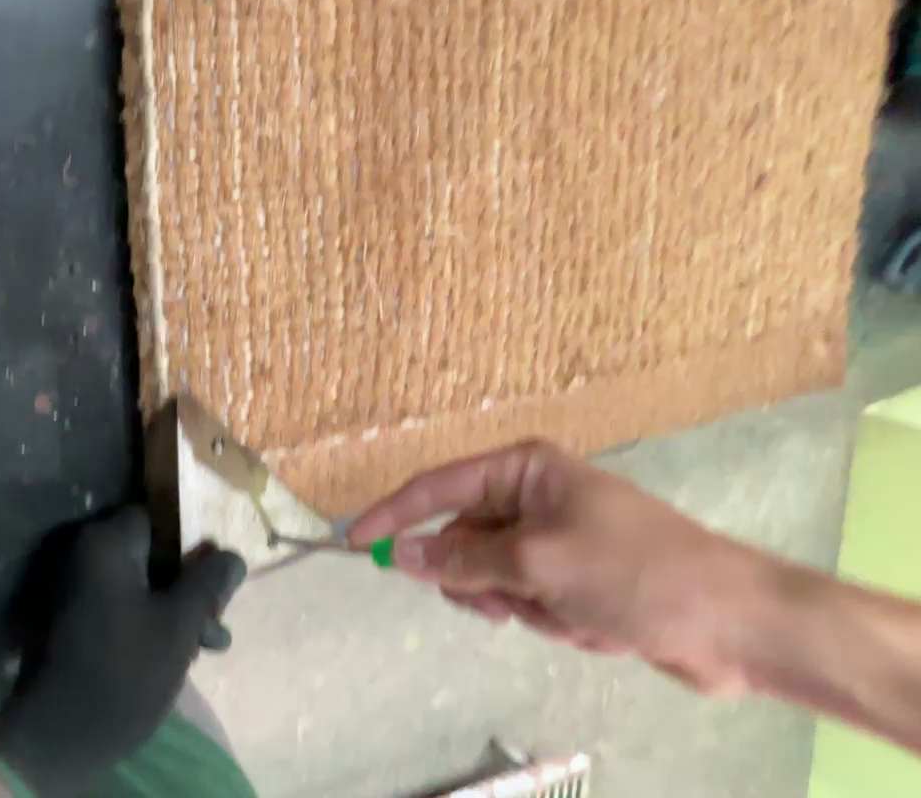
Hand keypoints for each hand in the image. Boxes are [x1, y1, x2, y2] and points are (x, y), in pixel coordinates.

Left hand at [0, 507, 245, 795]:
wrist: (60, 731)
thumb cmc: (125, 669)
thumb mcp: (179, 626)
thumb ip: (207, 585)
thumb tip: (232, 556)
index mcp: (104, 542)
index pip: (154, 519)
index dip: (188, 546)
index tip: (214, 581)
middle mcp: (82, 552)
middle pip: (147, 554)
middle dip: (186, 587)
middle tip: (216, 627)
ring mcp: (72, 585)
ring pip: (135, 584)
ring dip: (171, 609)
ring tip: (206, 649)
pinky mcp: (70, 616)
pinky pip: (116, 604)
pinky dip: (144, 621)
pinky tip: (175, 655)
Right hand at [350, 440, 771, 693]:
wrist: (743, 627)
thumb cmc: (634, 572)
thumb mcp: (536, 563)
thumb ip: (460, 558)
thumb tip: (400, 554)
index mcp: (521, 470)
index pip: (434, 488)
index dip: (391, 515)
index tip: (354, 543)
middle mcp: (528, 497)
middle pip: (459, 537)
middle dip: (476, 578)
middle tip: (497, 604)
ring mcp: (549, 538)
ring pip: (488, 574)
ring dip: (516, 603)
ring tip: (563, 616)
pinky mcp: (569, 576)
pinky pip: (522, 596)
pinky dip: (545, 616)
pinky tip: (590, 624)